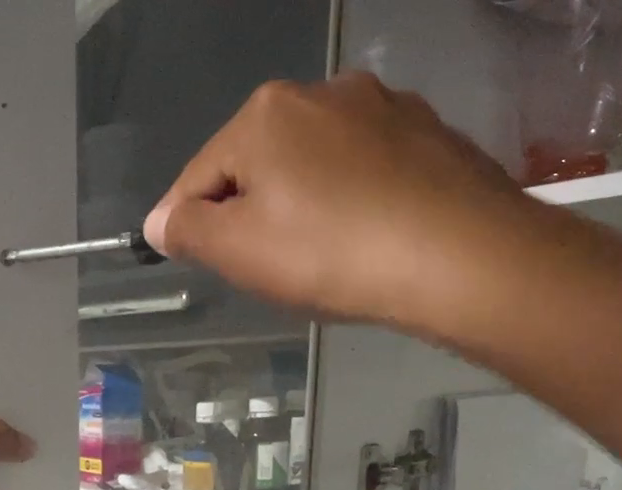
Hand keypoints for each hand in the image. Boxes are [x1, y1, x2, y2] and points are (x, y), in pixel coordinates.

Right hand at [142, 72, 538, 332]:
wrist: (461, 256)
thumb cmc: (330, 253)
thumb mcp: (237, 251)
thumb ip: (186, 230)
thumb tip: (160, 220)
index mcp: (264, 114)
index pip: (198, 176)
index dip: (187, 225)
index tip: (194, 262)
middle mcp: (321, 92)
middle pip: (256, 162)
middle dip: (249, 211)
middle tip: (264, 266)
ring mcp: (382, 105)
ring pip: (311, 163)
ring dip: (299, 202)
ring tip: (317, 254)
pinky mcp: (427, 131)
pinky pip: (362, 167)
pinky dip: (349, 197)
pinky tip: (362, 235)